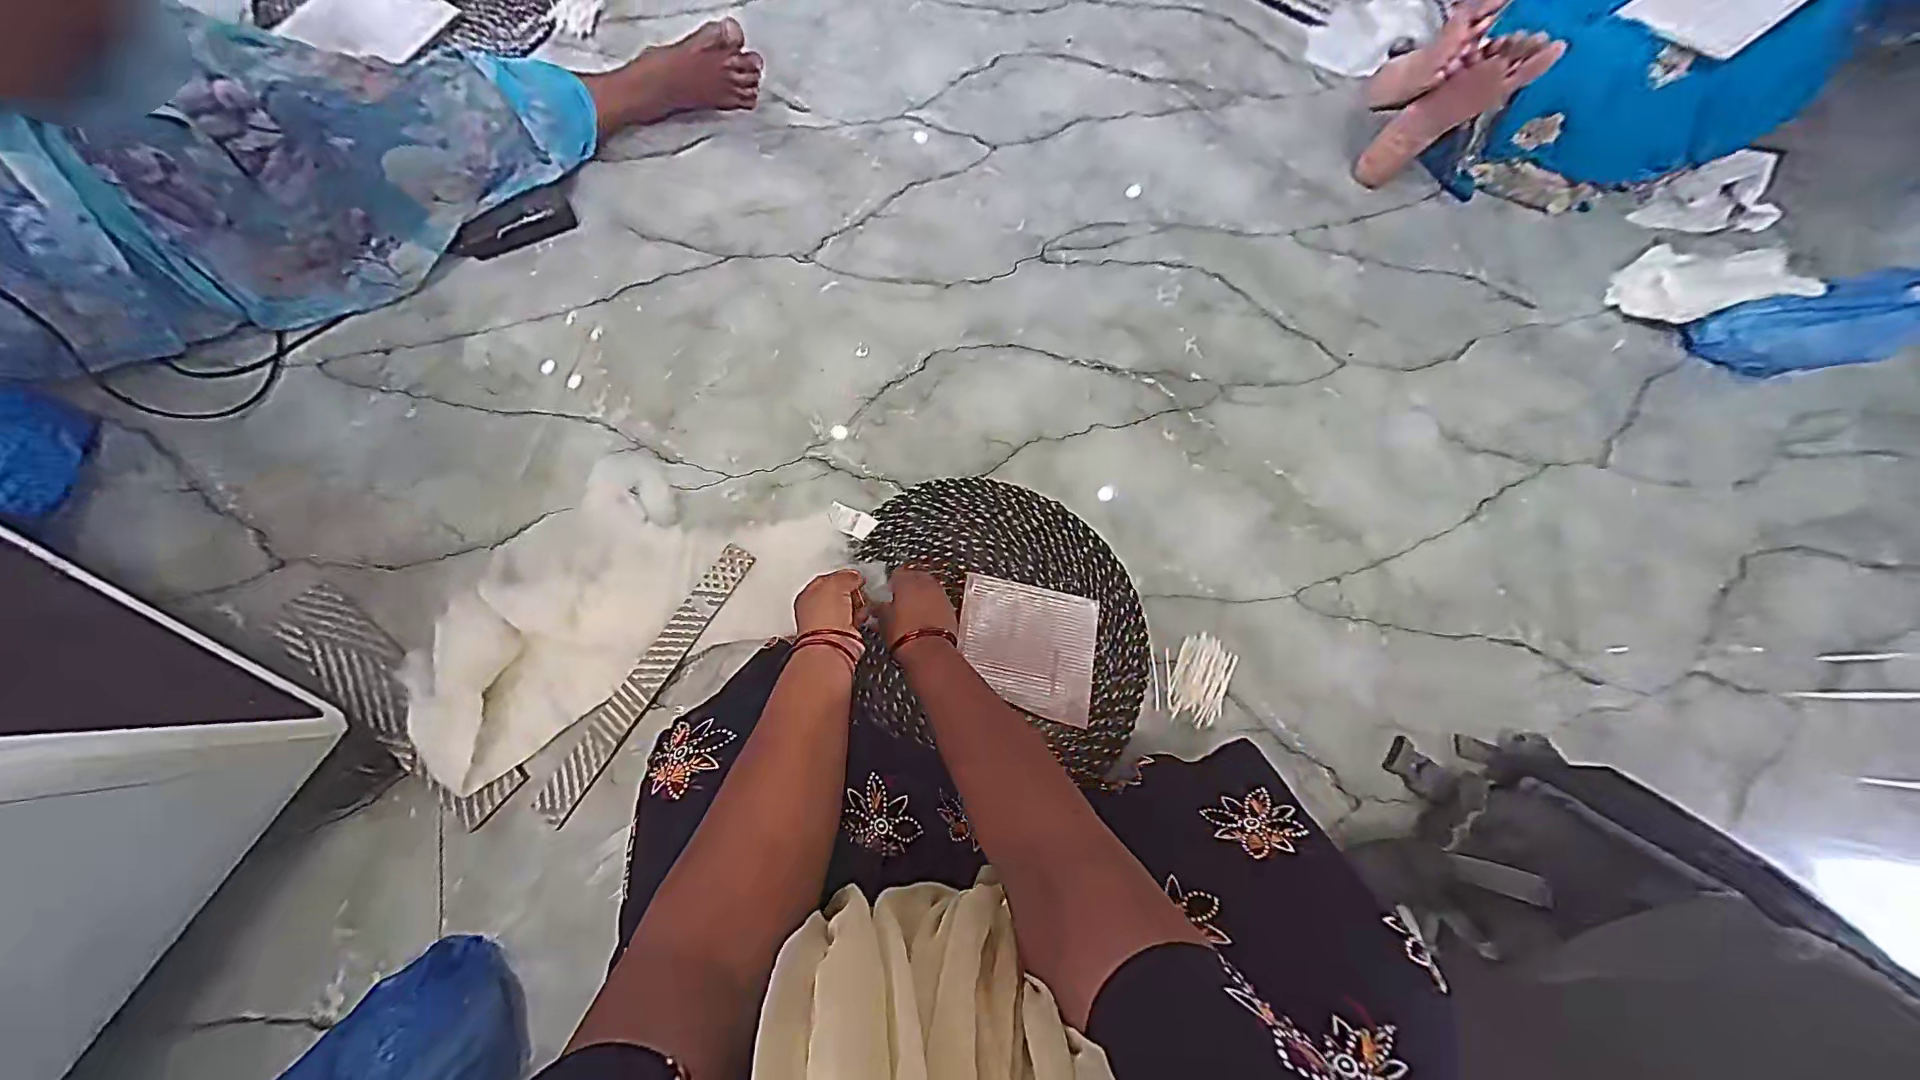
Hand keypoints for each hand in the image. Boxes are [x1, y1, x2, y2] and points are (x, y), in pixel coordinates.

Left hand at [794, 569, 866, 635]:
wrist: (833, 643)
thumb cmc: (824, 617)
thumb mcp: (836, 584)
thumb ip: (845, 576)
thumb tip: (854, 576)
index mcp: (807, 595)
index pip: (826, 580)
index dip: (841, 576)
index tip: (853, 575)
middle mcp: (817, 611)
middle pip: (838, 594)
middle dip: (851, 590)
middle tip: (858, 588)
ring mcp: (830, 623)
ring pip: (848, 607)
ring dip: (858, 603)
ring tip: (861, 602)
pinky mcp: (844, 634)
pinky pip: (855, 619)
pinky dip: (861, 616)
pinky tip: (862, 615)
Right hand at [877, 568, 958, 647]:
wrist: (929, 652)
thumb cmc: (904, 634)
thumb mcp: (883, 620)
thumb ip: (879, 609)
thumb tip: (877, 607)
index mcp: (907, 581)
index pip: (897, 574)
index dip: (891, 584)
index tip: (887, 593)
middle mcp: (926, 584)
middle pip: (916, 579)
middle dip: (908, 588)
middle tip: (899, 601)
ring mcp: (941, 596)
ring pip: (928, 591)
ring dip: (920, 597)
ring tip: (911, 612)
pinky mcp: (950, 610)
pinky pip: (938, 603)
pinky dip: (931, 608)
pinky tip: (924, 620)